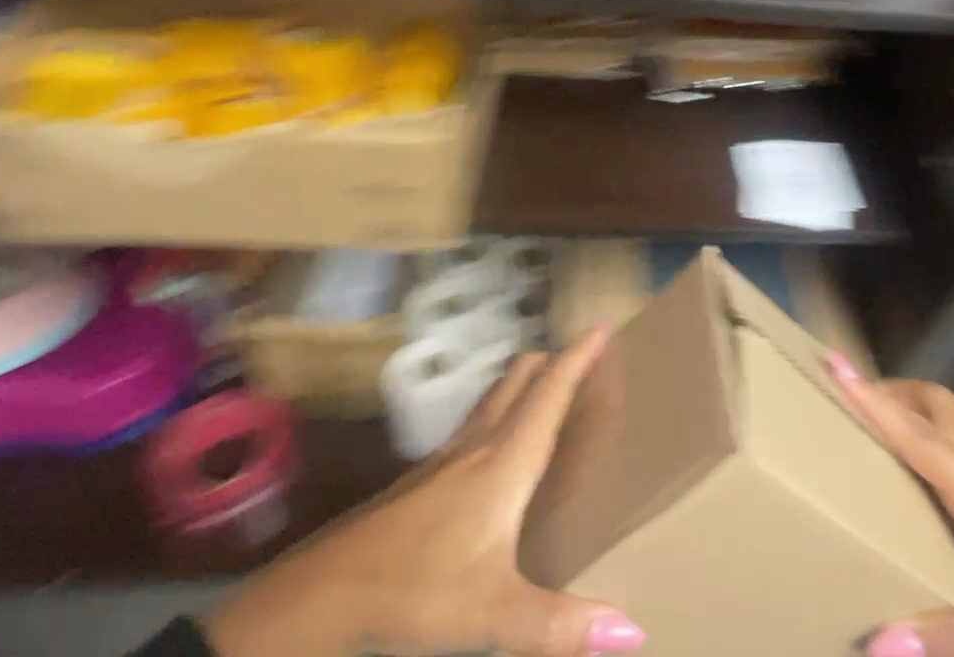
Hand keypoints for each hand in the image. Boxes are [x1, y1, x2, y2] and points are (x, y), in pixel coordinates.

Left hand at [204, 328, 644, 656]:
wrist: (318, 595)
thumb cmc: (414, 591)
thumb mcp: (493, 613)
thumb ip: (562, 625)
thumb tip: (635, 633)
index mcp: (503, 464)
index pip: (548, 395)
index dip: (577, 358)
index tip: (601, 326)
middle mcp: (476, 449)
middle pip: (518, 381)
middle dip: (552, 359)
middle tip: (584, 354)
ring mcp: (443, 461)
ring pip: (492, 399)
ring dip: (523, 381)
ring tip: (547, 383)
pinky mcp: (421, 478)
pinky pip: (473, 423)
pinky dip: (499, 409)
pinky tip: (494, 441)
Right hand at [824, 356, 953, 656]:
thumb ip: (953, 639)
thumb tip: (875, 640)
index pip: (920, 440)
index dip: (874, 402)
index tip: (839, 365)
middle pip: (943, 407)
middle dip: (896, 388)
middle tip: (851, 393)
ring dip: (919, 403)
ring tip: (881, 418)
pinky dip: (939, 427)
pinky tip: (930, 463)